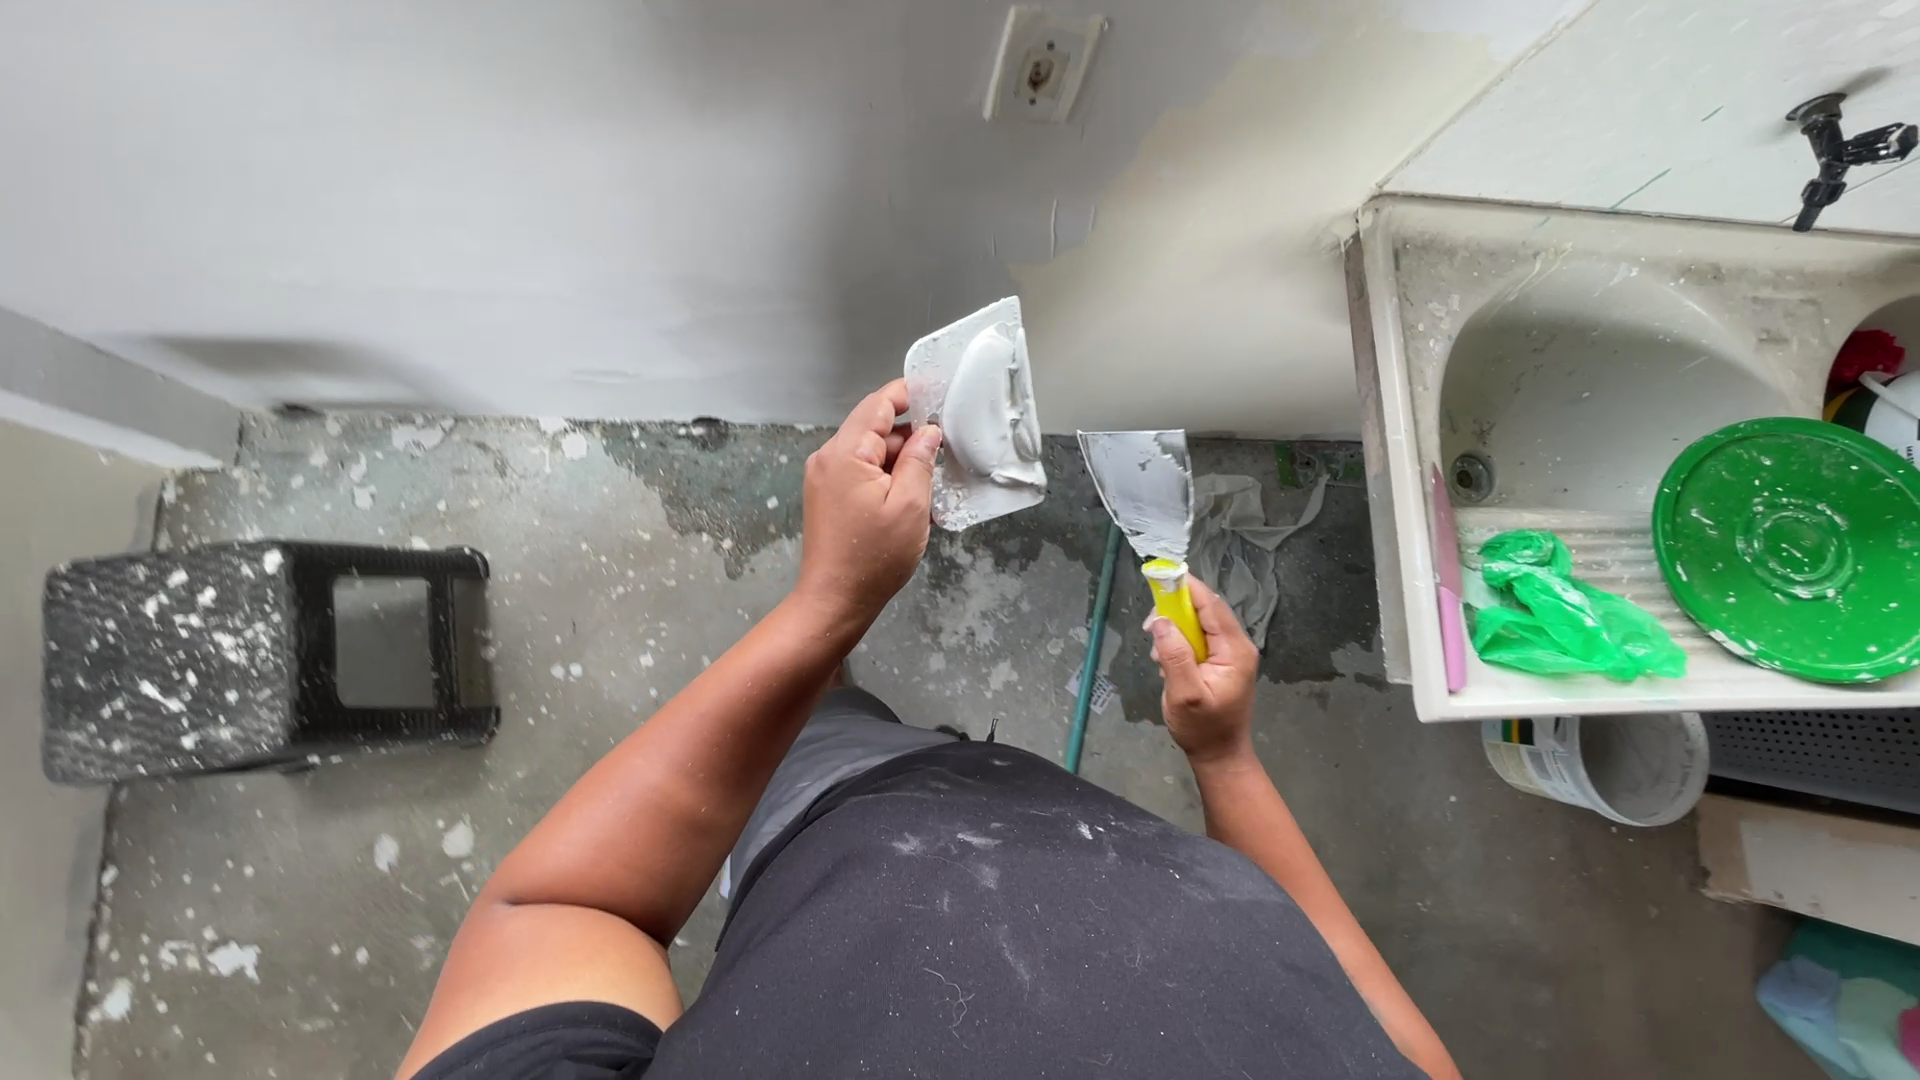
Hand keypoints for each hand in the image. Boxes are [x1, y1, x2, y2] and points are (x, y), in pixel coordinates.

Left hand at [794, 379, 942, 624]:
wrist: (835, 600)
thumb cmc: (874, 556)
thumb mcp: (909, 506)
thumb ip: (919, 460)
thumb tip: (928, 432)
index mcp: (846, 452)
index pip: (878, 404)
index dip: (909, 394)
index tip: (939, 394)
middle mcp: (828, 458)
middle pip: (875, 429)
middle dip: (910, 437)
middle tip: (945, 454)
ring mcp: (825, 478)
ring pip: (871, 453)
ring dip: (901, 463)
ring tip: (930, 486)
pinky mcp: (828, 496)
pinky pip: (862, 473)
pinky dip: (886, 479)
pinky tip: (909, 500)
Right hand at [1147, 577, 1258, 764]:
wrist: (1219, 754)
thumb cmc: (1203, 728)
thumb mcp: (1185, 695)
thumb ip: (1174, 656)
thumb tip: (1161, 622)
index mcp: (1235, 650)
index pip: (1211, 605)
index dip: (1186, 588)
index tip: (1160, 577)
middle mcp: (1237, 645)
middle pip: (1205, 609)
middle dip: (1174, 611)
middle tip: (1150, 627)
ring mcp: (1229, 652)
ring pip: (1198, 622)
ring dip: (1174, 629)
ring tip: (1158, 655)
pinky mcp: (1220, 660)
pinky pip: (1197, 637)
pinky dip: (1178, 642)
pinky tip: (1167, 662)